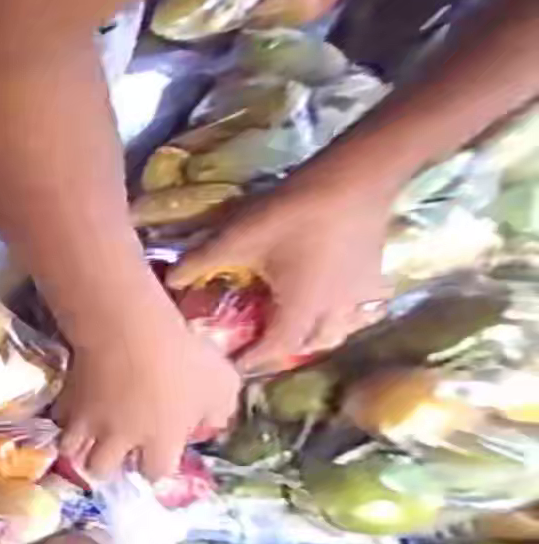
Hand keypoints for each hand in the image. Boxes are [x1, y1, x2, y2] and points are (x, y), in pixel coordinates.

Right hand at [55, 301, 239, 482]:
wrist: (129, 335)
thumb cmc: (183, 361)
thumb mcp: (222, 386)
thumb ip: (215, 414)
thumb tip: (205, 426)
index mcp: (161, 440)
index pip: (155, 473)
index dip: (155, 468)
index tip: (156, 459)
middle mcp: (119, 438)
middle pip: (100, 469)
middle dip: (107, 465)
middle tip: (113, 453)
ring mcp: (87, 421)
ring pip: (69, 450)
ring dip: (78, 447)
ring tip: (86, 438)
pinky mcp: (66, 401)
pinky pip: (59, 419)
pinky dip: (65, 420)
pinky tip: (74, 412)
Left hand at [167, 167, 392, 373]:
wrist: (357, 177)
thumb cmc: (292, 215)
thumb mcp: (231, 242)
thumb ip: (196, 265)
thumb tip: (169, 282)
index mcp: (305, 305)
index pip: (278, 348)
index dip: (252, 360)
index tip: (226, 366)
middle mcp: (341, 306)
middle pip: (312, 345)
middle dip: (281, 353)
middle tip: (249, 350)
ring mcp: (364, 290)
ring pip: (340, 330)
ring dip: (311, 337)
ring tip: (279, 333)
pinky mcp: (375, 273)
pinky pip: (359, 311)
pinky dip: (337, 318)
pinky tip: (316, 307)